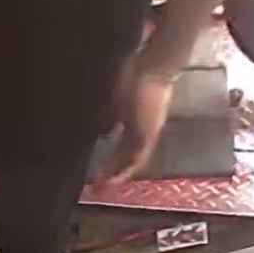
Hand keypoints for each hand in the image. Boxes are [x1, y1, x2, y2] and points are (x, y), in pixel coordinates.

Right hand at [97, 51, 179, 184]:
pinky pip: (138, 156)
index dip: (109, 162)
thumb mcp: (120, 98)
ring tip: (103, 187)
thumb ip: (115, 115)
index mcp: (136, 121)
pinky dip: (127, 169)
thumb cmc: (137, 73)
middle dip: (110, 173)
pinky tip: (115, 179)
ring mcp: (147, 130)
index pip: (122, 147)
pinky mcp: (149, 131)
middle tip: (96, 187)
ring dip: (117, 174)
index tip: (96, 173)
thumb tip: (109, 129)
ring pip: (132, 159)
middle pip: (126, 157)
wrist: (157, 65)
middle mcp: (144, 129)